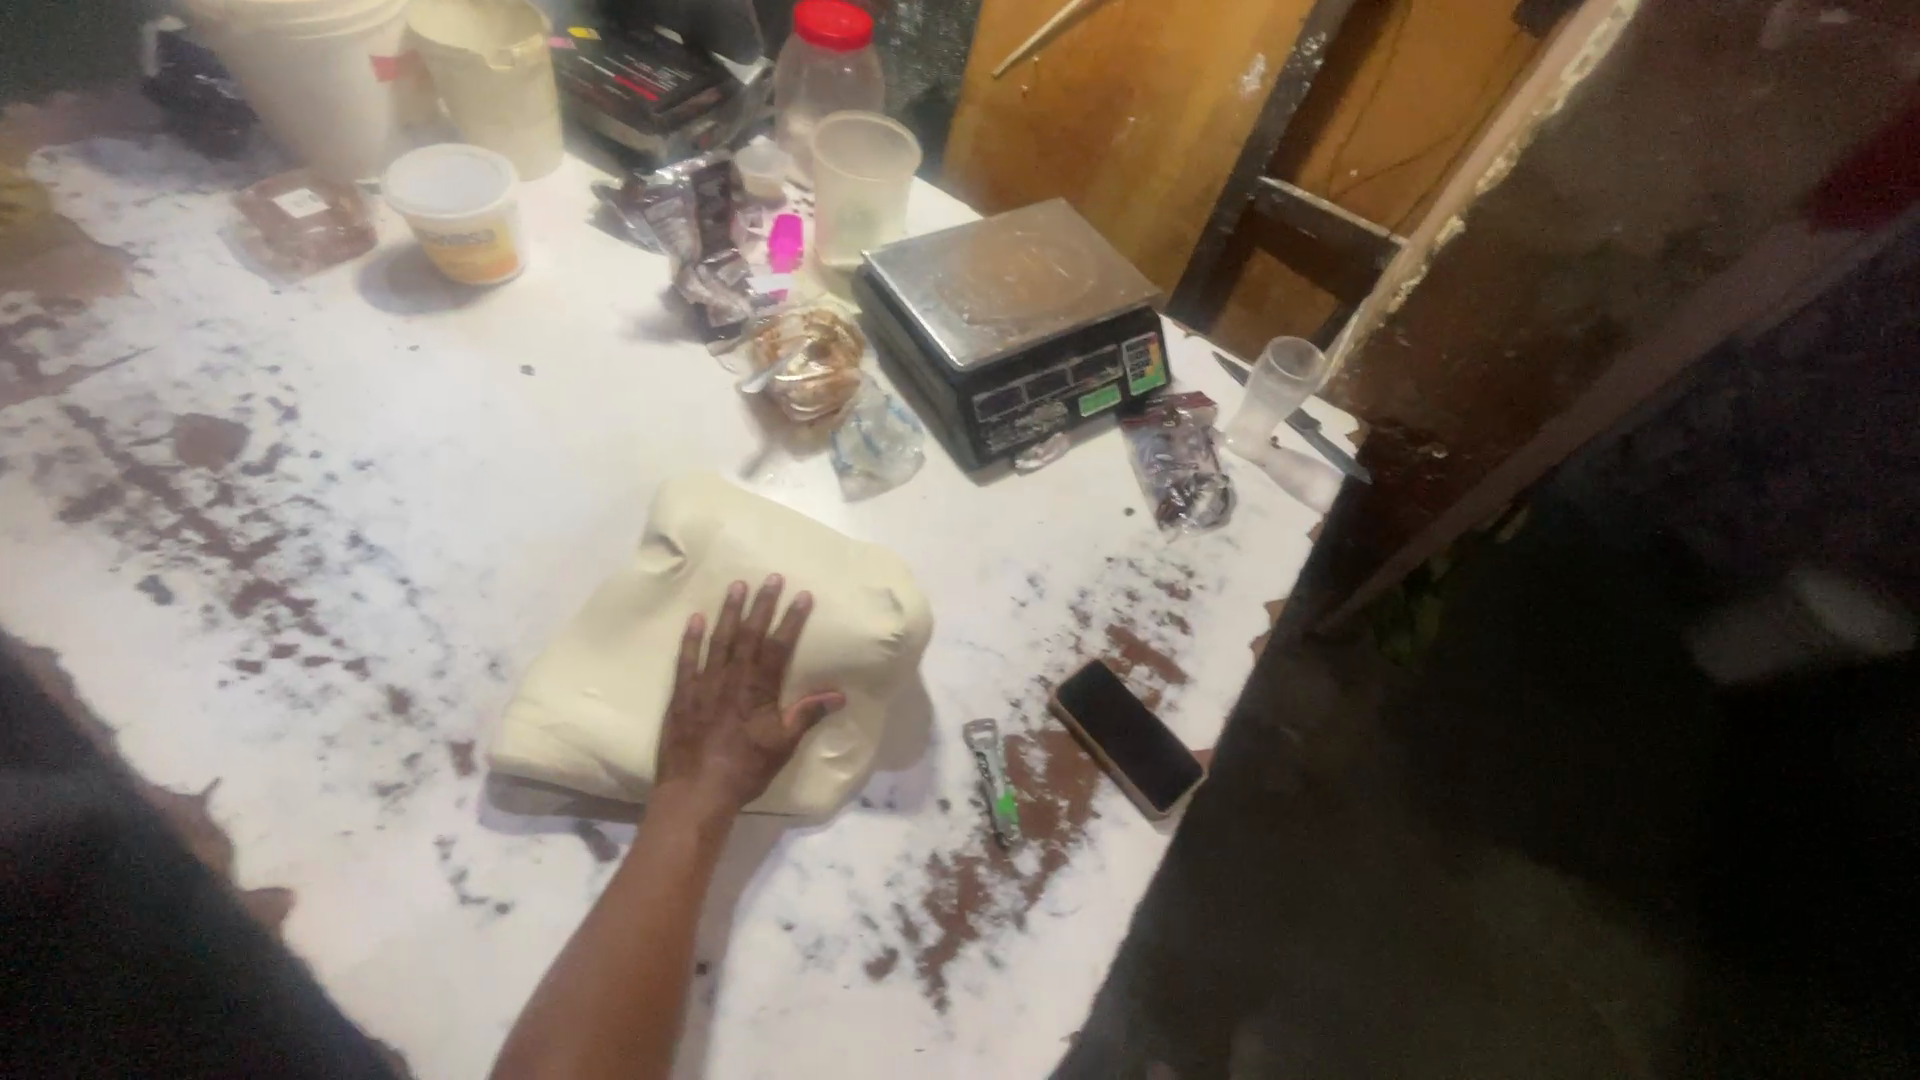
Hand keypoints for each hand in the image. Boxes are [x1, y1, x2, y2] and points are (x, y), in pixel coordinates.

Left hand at [656, 574, 844, 812]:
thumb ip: (807, 714)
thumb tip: (840, 694)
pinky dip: (691, 639)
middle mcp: (731, 679)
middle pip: (749, 634)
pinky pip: (686, 660)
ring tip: (736, 586)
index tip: (802, 595)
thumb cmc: (745, 769)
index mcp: (759, 689)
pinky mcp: (682, 696)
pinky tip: (695, 619)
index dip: (791, 620)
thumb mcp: (783, 745)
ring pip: (718, 640)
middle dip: (761, 605)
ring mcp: (703, 685)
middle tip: (770, 578)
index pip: (779, 646)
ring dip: (729, 612)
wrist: (696, 792)